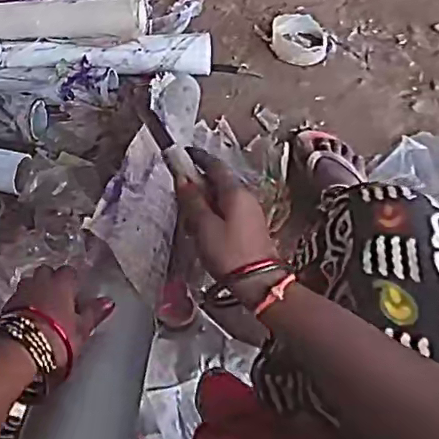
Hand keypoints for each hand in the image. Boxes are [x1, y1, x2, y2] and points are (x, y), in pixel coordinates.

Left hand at [2, 263, 114, 366]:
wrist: (21, 349)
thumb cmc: (58, 338)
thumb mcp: (82, 329)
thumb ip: (94, 312)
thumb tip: (108, 301)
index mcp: (61, 282)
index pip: (69, 272)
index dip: (72, 281)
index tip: (76, 294)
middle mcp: (39, 280)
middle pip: (46, 272)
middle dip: (51, 280)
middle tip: (59, 299)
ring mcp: (21, 290)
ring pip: (30, 282)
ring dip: (36, 290)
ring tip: (43, 308)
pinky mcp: (7, 303)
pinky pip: (19, 296)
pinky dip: (25, 302)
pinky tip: (29, 316)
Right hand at [175, 147, 276, 280]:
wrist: (258, 283)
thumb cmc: (228, 252)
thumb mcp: (203, 225)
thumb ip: (192, 200)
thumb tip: (183, 179)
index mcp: (235, 192)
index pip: (215, 165)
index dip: (197, 158)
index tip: (182, 155)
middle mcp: (246, 197)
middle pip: (218, 180)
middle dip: (198, 182)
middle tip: (179, 189)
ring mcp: (250, 211)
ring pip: (222, 196)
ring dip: (204, 199)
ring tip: (188, 213)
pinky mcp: (250, 226)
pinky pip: (228, 209)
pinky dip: (213, 211)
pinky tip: (202, 226)